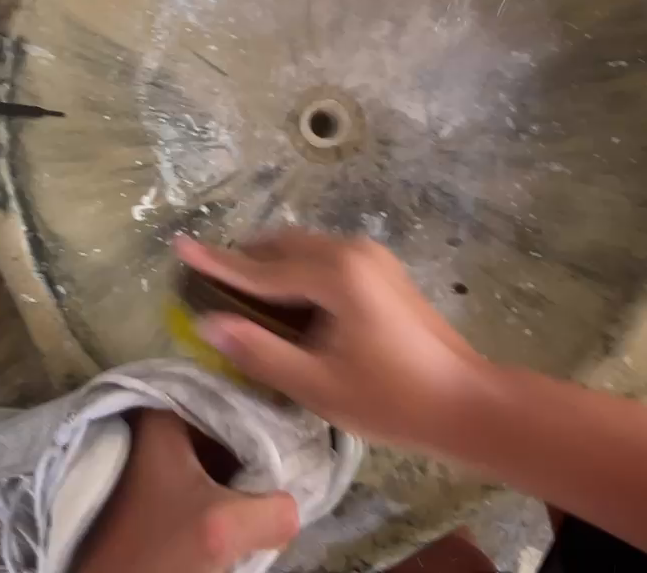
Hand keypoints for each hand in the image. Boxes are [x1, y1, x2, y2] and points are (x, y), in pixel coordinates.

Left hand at [73, 409, 299, 572]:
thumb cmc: (156, 553)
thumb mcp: (223, 529)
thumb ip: (275, 508)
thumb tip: (291, 506)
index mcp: (164, 412)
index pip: (234, 396)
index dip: (267, 418)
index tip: (295, 439)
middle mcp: (159, 424)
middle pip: (229, 427)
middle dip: (257, 452)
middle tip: (289, 473)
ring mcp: (159, 459)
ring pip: (222, 456)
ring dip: (246, 480)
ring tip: (272, 497)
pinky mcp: (161, 491)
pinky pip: (210, 479)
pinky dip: (230, 496)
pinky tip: (249, 517)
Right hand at [173, 231, 491, 450]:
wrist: (467, 403)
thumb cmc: (391, 399)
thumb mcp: (318, 384)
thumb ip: (260, 351)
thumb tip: (207, 324)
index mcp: (334, 274)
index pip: (260, 268)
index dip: (216, 262)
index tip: (179, 244)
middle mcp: (351, 251)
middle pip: (282, 247)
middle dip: (243, 259)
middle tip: (207, 277)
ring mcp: (370, 256)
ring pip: (304, 248)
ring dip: (270, 263)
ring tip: (240, 288)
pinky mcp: (381, 268)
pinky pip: (324, 256)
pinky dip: (296, 268)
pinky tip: (286, 297)